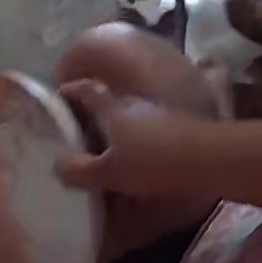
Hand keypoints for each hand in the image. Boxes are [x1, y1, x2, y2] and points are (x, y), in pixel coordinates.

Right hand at [54, 80, 205, 199]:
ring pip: (127, 113)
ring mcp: (156, 111)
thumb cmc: (150, 161)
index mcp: (111, 108)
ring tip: (105, 146)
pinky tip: (136, 155)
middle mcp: (131, 102)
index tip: (56, 97)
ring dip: (114, 125)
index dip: (69, 91)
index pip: (85, 90)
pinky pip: (145, 125)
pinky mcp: (175, 123)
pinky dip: (134, 136)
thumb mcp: (110, 172)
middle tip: (77, 130)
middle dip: (91, 112)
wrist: (205, 157)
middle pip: (106, 100)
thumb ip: (82, 170)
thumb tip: (57, 165)